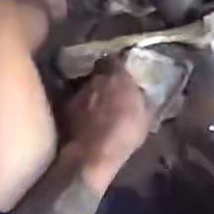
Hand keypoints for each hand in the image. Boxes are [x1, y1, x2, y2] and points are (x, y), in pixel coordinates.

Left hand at [60, 64, 150, 184]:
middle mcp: (96, 78)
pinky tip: (86, 116)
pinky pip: (76, 100)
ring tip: (99, 105)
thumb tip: (146, 93)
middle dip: (105, 77)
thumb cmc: (125, 134)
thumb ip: (145, 100)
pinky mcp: (66, 106)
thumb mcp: (146, 118)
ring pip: (87, 84)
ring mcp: (79, 91)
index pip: (116, 59)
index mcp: (118, 76)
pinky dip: (81, 105)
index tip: (123, 73)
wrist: (92, 154)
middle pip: (100, 70)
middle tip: (112, 88)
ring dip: (93, 91)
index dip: (119, 65)